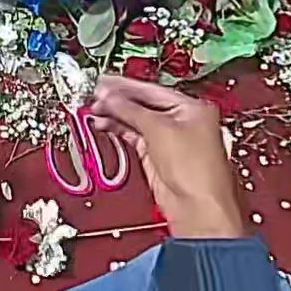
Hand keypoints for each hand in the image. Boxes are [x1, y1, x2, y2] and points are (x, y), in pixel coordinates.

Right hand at [88, 76, 246, 239]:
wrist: (197, 208)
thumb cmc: (196, 172)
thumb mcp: (159, 129)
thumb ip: (131, 110)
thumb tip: (111, 97)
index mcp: (191, 107)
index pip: (151, 90)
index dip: (125, 86)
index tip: (104, 82)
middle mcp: (181, 121)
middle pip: (142, 104)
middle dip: (117, 100)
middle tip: (95, 94)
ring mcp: (169, 139)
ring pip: (136, 120)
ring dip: (114, 114)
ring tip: (94, 108)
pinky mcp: (157, 155)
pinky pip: (134, 135)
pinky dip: (118, 128)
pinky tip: (104, 123)